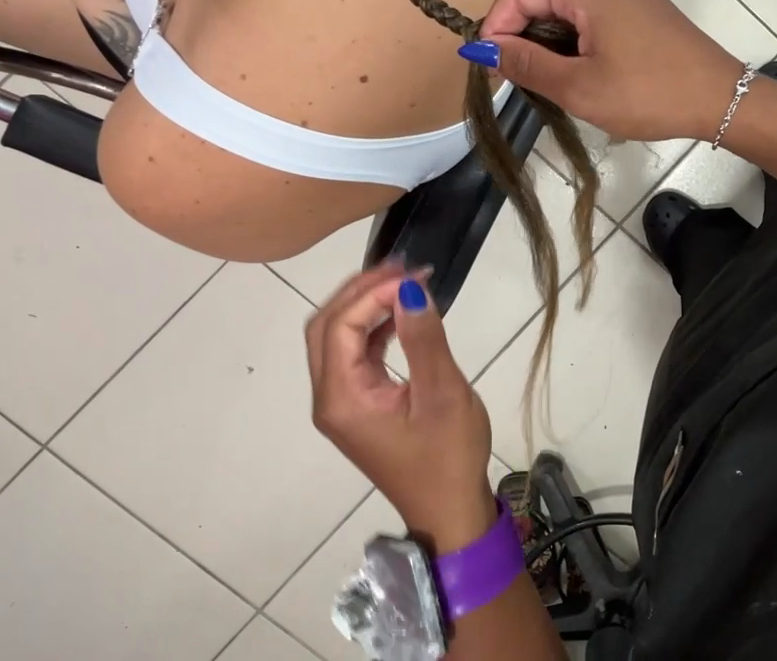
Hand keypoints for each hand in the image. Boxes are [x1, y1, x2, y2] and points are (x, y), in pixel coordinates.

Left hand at [306, 263, 496, 551]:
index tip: (416, 274)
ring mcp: (342, 404)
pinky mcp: (360, 406)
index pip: (339, 326)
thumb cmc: (448, 454)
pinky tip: (403, 315)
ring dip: (365, 306)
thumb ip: (424, 339)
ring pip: (336, 339)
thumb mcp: (443, 394)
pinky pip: (354, 355)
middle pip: (326, 328)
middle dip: (360, 291)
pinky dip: (373, 327)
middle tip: (406, 267)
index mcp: (343, 398)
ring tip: (407, 281)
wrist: (450, 510)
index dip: (372, 293)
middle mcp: (331, 398)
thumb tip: (410, 289)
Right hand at [477, 0, 744, 142]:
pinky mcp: (643, 1)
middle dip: (520, 29)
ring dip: (548, 33)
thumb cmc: (649, 94)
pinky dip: (575, 31)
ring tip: (548, 76)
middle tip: (517, 75)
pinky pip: (593, 6)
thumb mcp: (579, 87)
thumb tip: (483, 48)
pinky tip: (578, 64)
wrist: (720, 98)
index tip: (491, 67)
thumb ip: (525, 64)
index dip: (496, 26)